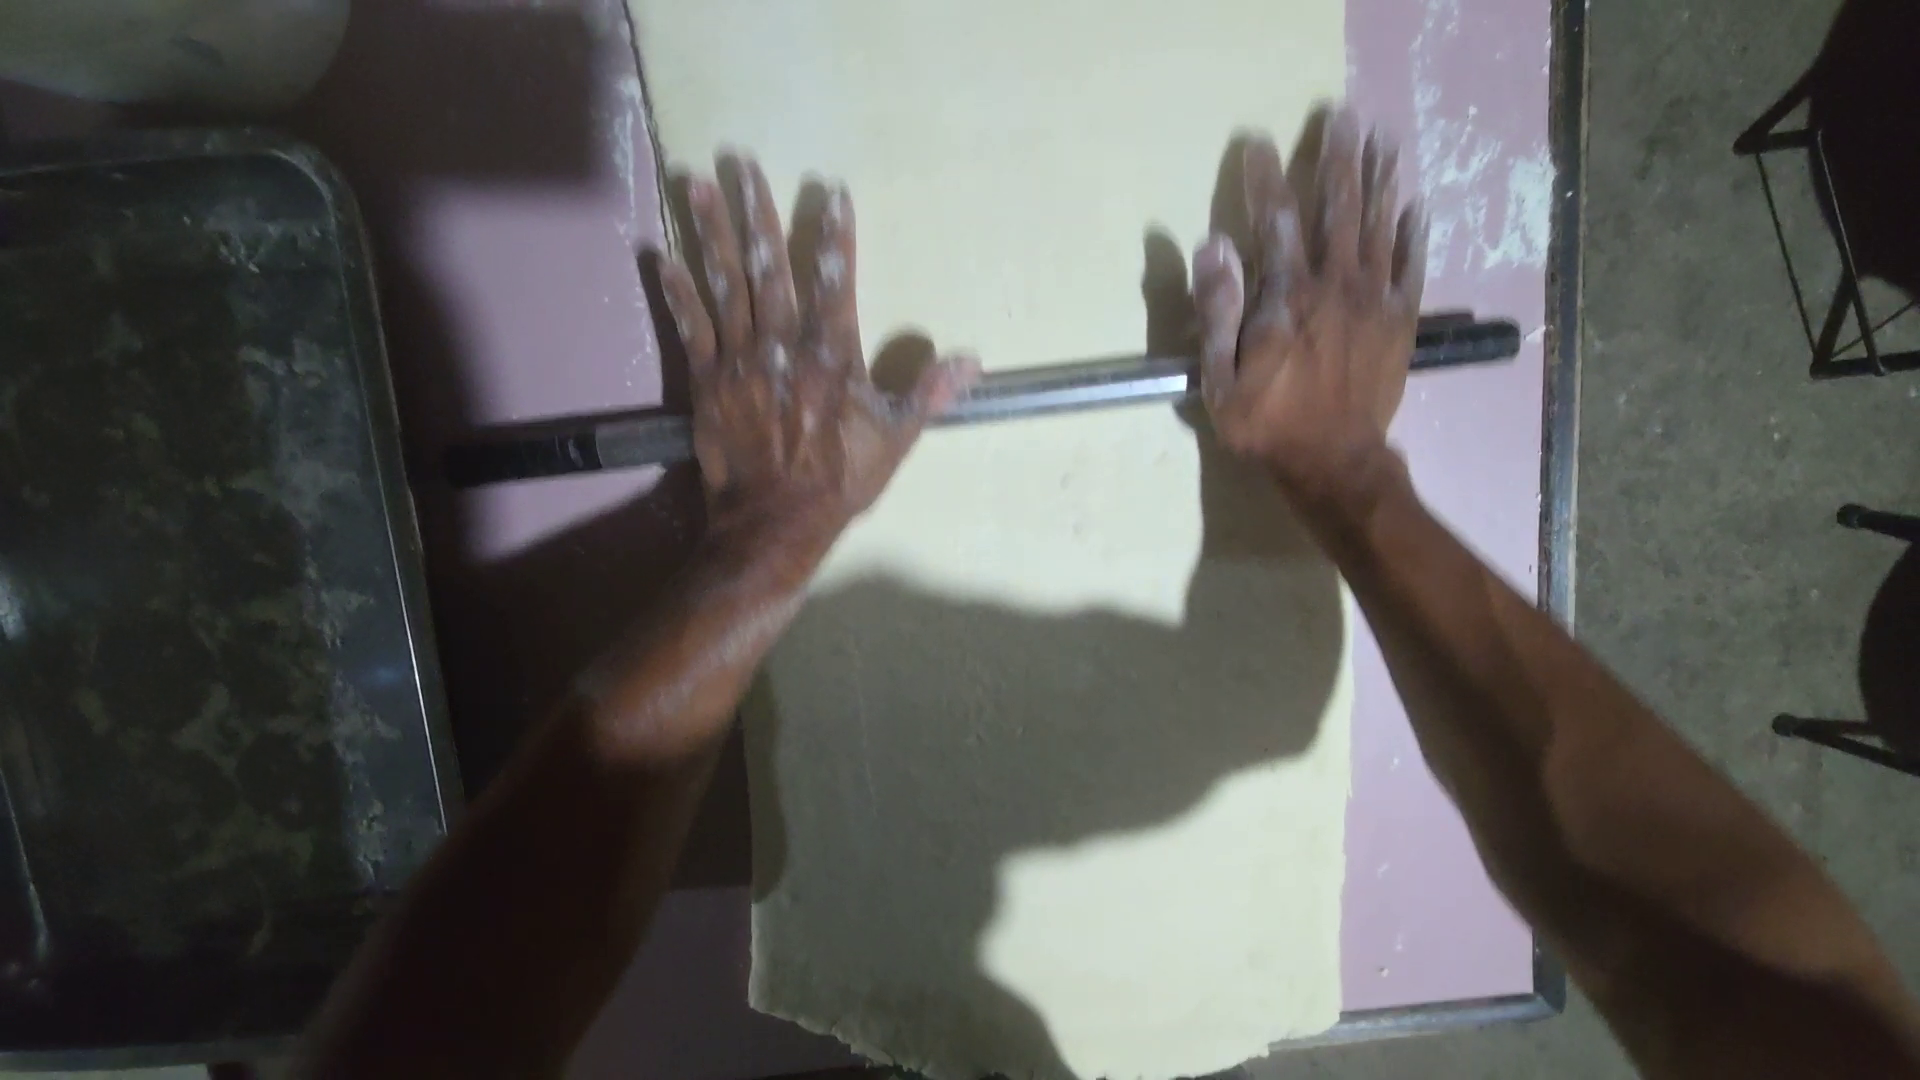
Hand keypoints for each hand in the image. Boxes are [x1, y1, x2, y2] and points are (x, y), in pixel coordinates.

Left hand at [657, 155, 977, 547]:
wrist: (776, 521)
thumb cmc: (841, 480)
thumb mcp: (896, 439)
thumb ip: (928, 393)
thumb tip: (971, 359)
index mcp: (832, 356)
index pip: (835, 281)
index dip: (834, 235)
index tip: (830, 190)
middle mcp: (784, 346)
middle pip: (769, 267)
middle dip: (755, 210)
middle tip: (739, 159)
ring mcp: (741, 360)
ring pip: (726, 285)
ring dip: (711, 232)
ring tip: (693, 182)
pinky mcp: (708, 382)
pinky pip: (691, 328)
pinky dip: (678, 292)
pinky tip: (663, 255)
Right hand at [1191, 105, 1427, 514]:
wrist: (1332, 460)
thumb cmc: (1266, 424)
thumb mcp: (1220, 377)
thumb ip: (1217, 310)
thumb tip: (1214, 247)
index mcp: (1287, 298)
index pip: (1276, 223)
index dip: (1267, 181)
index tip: (1259, 143)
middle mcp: (1335, 285)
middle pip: (1338, 209)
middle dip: (1337, 160)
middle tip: (1342, 116)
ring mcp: (1374, 300)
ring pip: (1378, 225)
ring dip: (1380, 179)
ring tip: (1384, 139)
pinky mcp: (1401, 320)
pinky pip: (1411, 265)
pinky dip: (1411, 232)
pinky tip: (1412, 205)